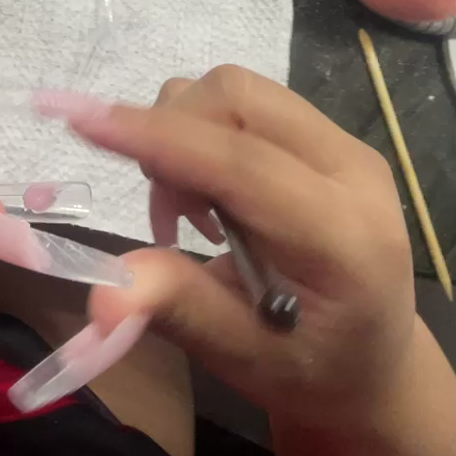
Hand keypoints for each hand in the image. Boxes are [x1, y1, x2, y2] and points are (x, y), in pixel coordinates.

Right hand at [74, 66, 417, 430]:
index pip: (242, 164)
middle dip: (168, 132)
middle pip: (236, 98)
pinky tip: (206, 189)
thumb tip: (101, 294)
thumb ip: (176, 307)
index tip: (81, 122)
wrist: (373, 358)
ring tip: (188, 204)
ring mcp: (340, 143)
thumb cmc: (308, 368)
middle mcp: (351, 171)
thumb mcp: (241, 355)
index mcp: (345, 238)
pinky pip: (239, 98)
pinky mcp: (322, 132)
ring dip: (180, 129)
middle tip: (164, 208)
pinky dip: (196, 128)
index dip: (159, 139)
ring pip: (232, 88)